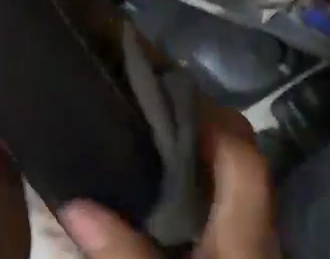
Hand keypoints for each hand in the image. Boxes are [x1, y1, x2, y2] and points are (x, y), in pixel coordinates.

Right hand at [58, 102, 278, 258]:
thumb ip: (124, 255)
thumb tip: (74, 203)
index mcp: (245, 241)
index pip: (244, 157)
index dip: (209, 116)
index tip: (157, 87)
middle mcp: (255, 239)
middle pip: (234, 164)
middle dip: (188, 129)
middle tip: (129, 109)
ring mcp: (244, 255)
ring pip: (222, 190)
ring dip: (181, 162)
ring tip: (126, 143)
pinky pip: (209, 218)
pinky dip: (178, 196)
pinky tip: (138, 199)